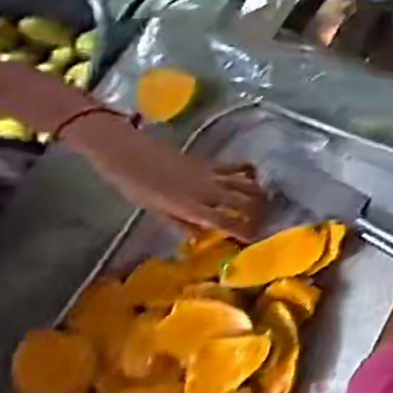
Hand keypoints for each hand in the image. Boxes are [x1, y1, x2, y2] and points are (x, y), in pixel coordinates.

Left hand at [65, 114, 266, 239]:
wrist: (129, 154)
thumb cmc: (135, 185)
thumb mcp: (154, 211)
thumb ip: (180, 223)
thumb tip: (199, 238)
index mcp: (191, 207)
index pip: (226, 222)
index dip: (244, 231)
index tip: (253, 239)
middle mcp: (208, 191)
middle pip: (245, 203)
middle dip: (258, 215)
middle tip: (261, 223)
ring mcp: (213, 175)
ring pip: (249, 185)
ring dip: (259, 196)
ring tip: (262, 205)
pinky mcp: (212, 162)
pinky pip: (239, 167)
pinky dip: (250, 173)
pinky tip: (252, 179)